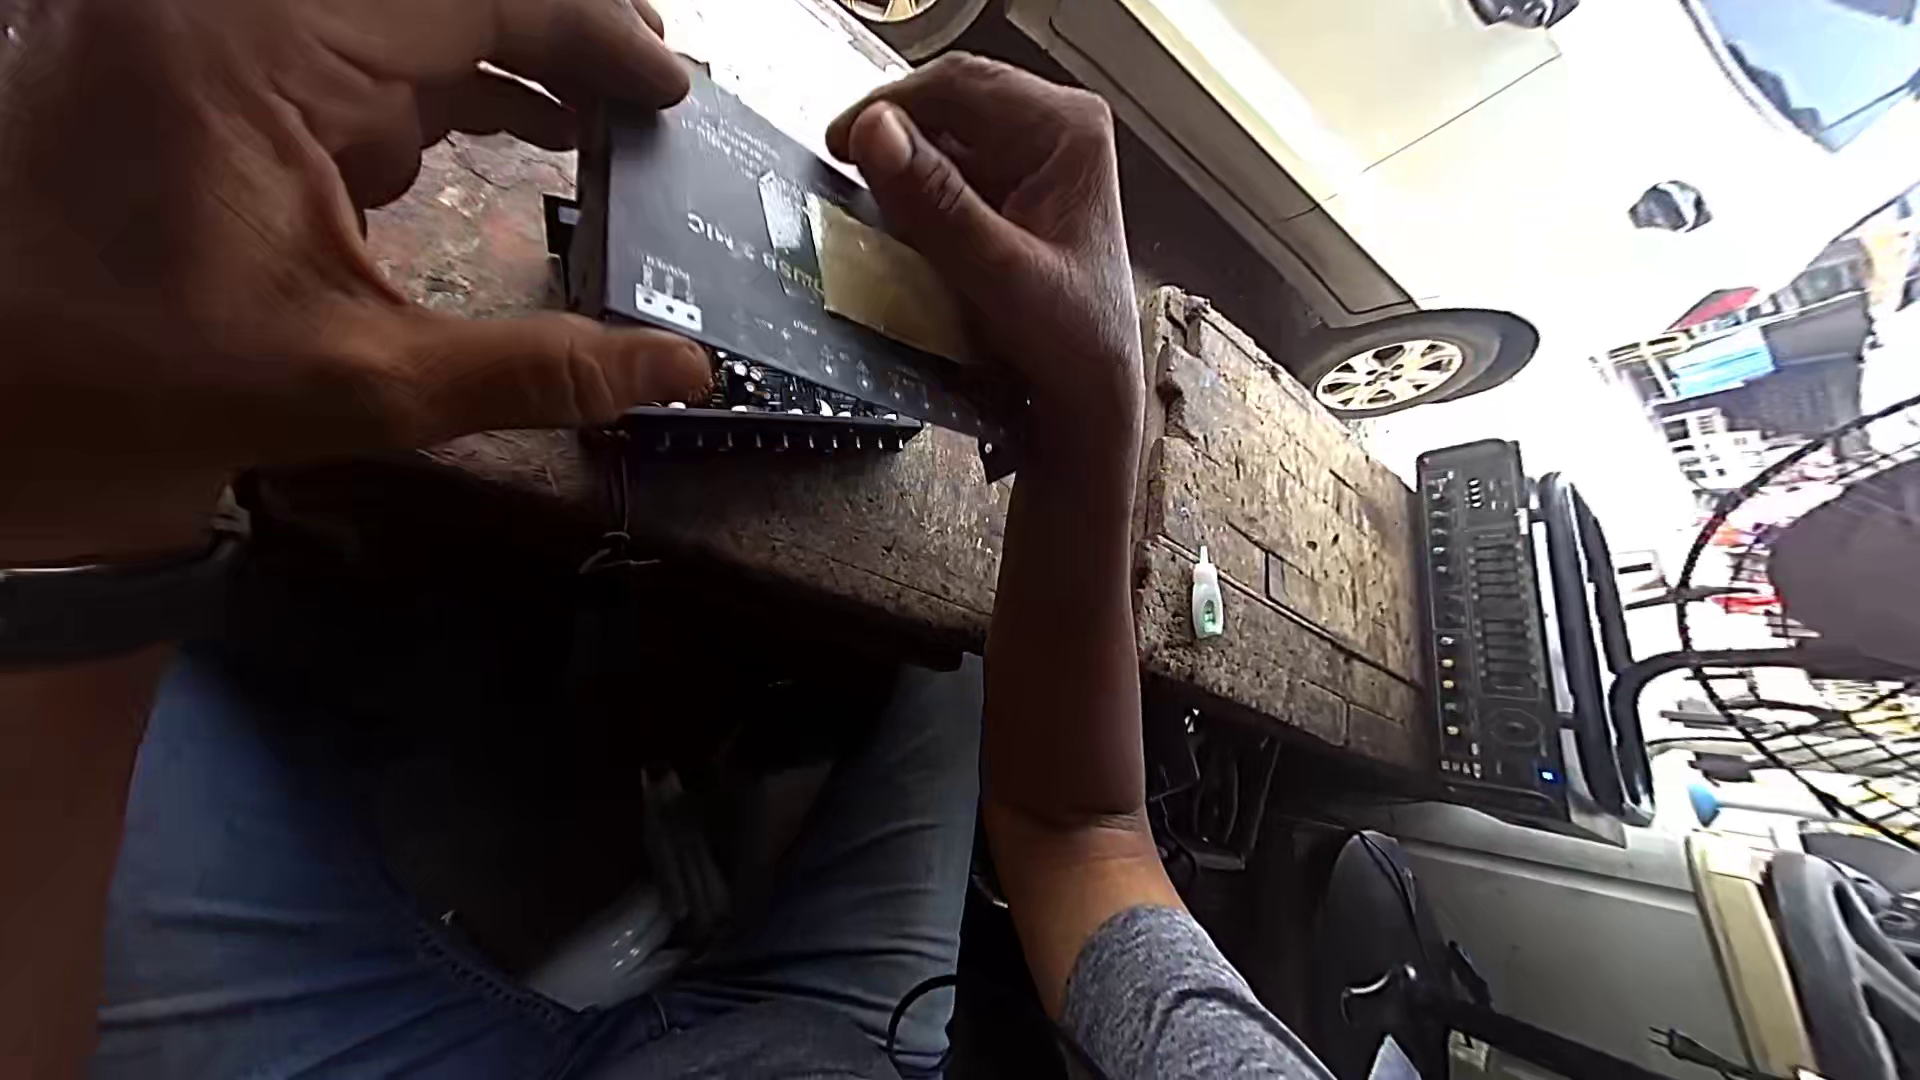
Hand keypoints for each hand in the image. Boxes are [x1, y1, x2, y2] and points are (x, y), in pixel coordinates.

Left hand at [0, 0, 710, 561]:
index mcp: (245, 41)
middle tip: (661, 86)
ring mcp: (239, 39)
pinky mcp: (250, 82)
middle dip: (568, 23)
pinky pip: (397, 54)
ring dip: (533, 49)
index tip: (673, 87)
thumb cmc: (154, 377)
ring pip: (424, 13)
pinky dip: (487, 83)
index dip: (586, 25)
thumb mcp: (380, 384)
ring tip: (622, 106)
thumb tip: (685, 368)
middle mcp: (235, 9)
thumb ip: (547, 372)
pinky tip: (546, 124)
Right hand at [825, 54, 1142, 464]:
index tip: (841, 142)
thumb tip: (875, 134)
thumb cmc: (1073, 341)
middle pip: (953, 113)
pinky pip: (955, 185)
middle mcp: (1054, 139)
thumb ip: (939, 207)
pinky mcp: (1017, 205)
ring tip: (883, 216)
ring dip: (909, 178)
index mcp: (1066, 133)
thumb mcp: (1001, 275)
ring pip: (949, 149)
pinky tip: (913, 234)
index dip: (891, 108)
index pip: (961, 89)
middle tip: (853, 178)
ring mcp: (1035, 172)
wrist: (1089, 390)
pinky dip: (924, 205)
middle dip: (898, 144)